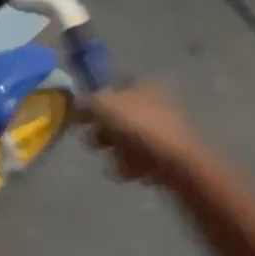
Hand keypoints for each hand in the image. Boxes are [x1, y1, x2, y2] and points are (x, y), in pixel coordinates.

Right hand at [82, 84, 202, 182]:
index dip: (94, 99)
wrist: (177, 163)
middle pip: (116, 116)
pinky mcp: (164, 154)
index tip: (81, 118)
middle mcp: (154, 102)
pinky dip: (129, 166)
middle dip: (103, 132)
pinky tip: (130, 171)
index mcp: (144, 84)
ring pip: (124, 139)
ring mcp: (161, 129)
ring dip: (115, 152)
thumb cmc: (140, 127)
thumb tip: (77, 101)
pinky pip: (136, 158)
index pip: (112, 85)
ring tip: (117, 160)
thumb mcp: (105, 106)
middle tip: (97, 142)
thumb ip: (87, 101)